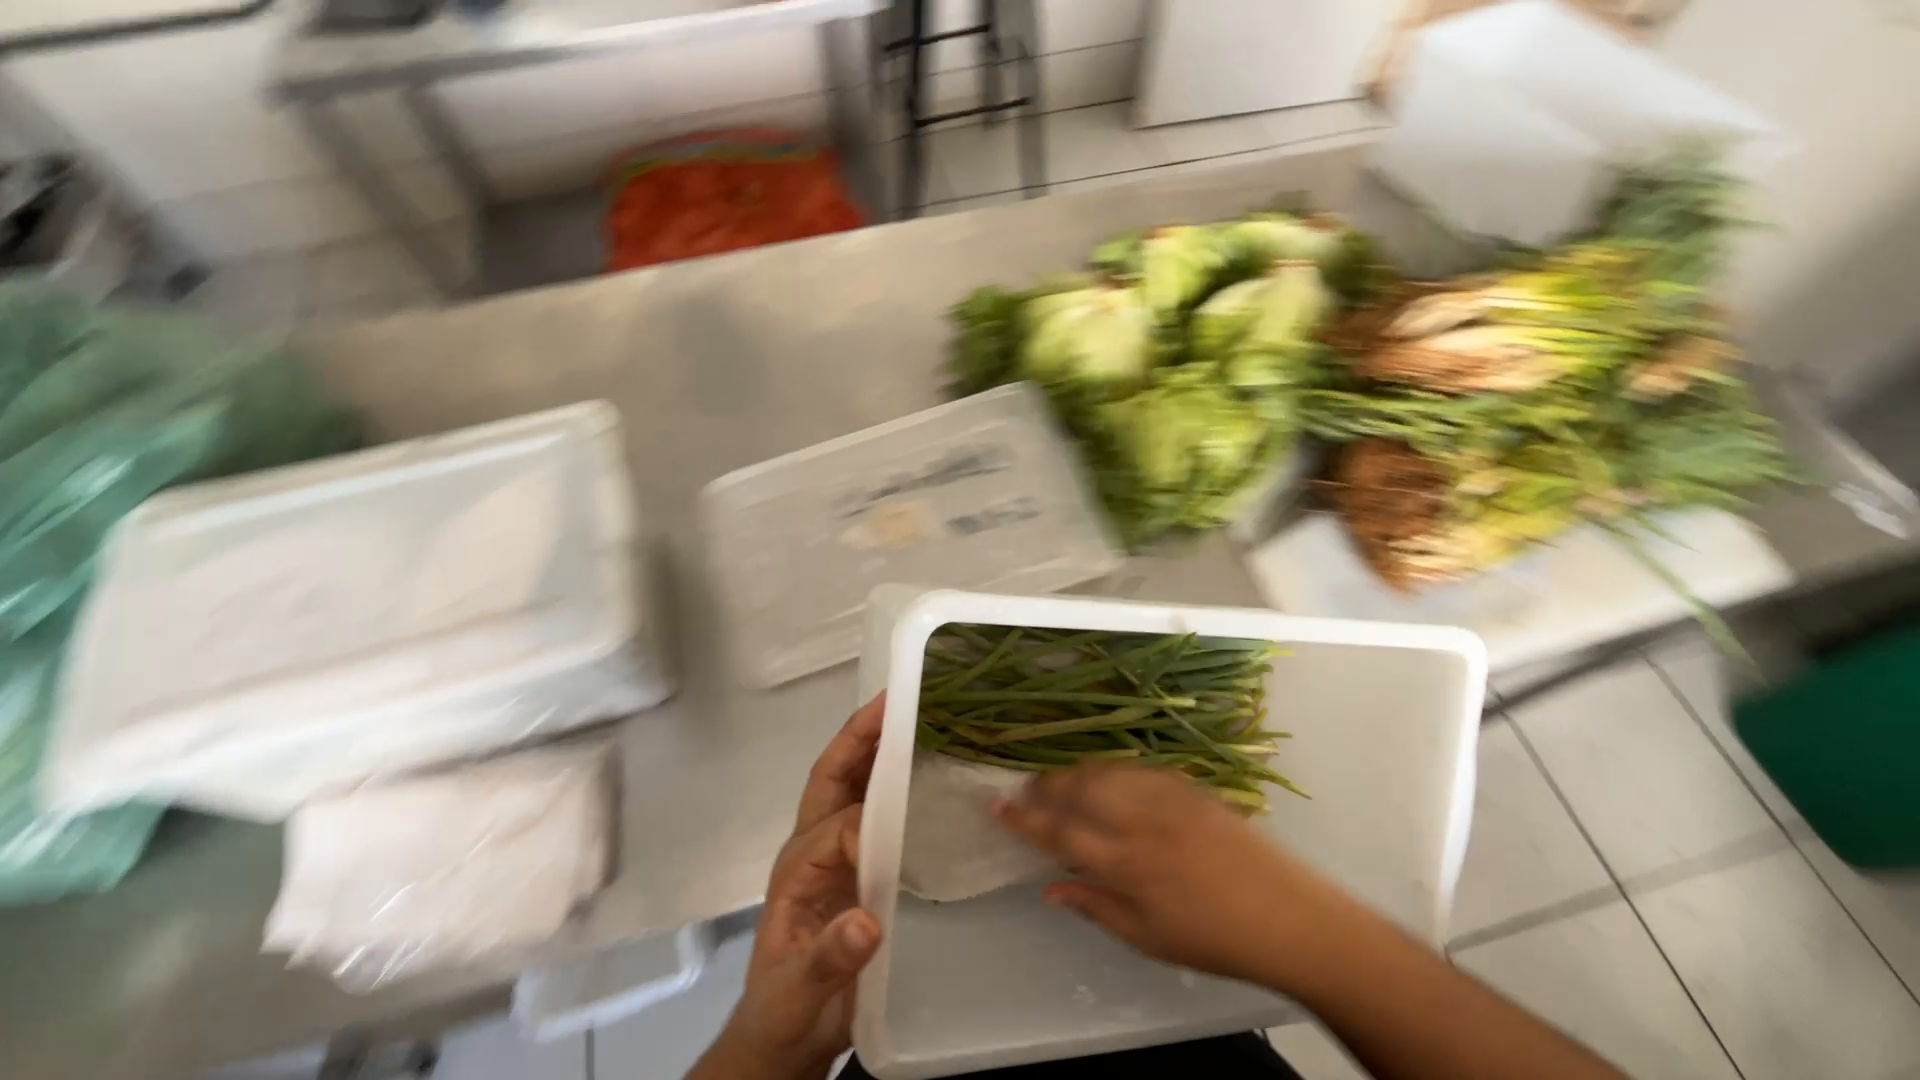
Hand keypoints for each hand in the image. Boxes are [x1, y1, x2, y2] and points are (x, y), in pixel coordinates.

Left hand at [698, 695, 885, 1079]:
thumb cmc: (786, 1011)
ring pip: (851, 787)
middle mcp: (812, 849)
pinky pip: (873, 812)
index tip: (902, 827)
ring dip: (877, 749)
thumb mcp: (798, 994)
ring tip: (916, 718)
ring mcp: (834, 855)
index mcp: (796, 870)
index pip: (834, 828)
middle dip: (859, 738)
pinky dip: (893, 783)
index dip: (865, 823)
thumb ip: (827, 960)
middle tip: (897, 701)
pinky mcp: (856, 867)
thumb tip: (867, 922)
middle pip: (832, 780)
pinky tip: (927, 775)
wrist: (786, 1036)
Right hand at [994, 764, 1354, 988]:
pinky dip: (1113, 769)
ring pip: (1107, 771)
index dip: (1024, 819)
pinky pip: (1140, 769)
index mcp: (1128, 864)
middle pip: (1078, 789)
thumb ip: (1094, 905)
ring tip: (1057, 780)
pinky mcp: (1194, 788)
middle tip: (1023, 788)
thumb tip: (1049, 886)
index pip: (1060, 832)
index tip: (996, 806)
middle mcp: (1143, 821)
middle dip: (1044, 785)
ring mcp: (1170, 799)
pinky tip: (1106, 777)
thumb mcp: (1147, 938)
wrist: (1291, 918)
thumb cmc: (1214, 939)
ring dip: (1075, 772)